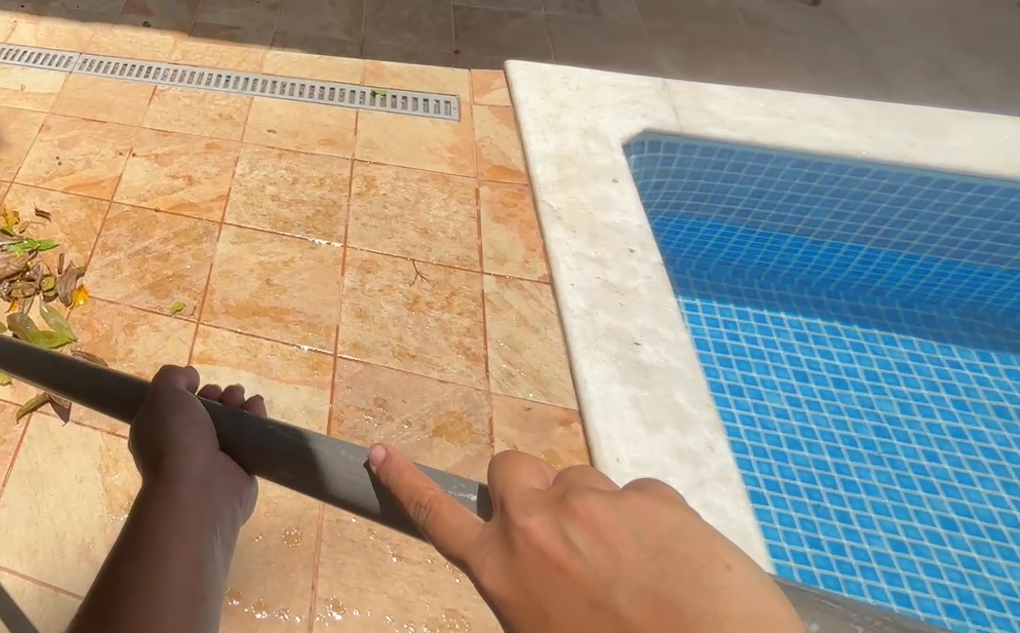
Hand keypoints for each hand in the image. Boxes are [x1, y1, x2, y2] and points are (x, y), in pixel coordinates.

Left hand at [129, 365, 265, 529]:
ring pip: (227, 425)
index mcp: (156, 432)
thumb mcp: (163, 393)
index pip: (174, 406)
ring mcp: (211, 462)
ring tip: (242, 398)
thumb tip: (189, 376)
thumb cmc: (174, 438)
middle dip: (217, 396)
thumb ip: (173, 376)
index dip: (188, 390)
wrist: (199, 490)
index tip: (198, 384)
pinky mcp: (238, 473)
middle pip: (204, 412)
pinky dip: (254, 421)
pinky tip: (257, 408)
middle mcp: (181, 448)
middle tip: (227, 393)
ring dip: (237, 405)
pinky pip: (248, 442)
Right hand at [369, 445, 804, 632]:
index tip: (380, 451)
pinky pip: (647, 496)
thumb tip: (541, 575)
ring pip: (585, 481)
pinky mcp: (653, 500)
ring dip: (603, 512)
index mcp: (504, 569)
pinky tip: (687, 567)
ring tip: (645, 567)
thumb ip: (529, 592)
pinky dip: (661, 524)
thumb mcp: (548, 631)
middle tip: (571, 532)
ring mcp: (592, 504)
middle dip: (534, 489)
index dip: (405, 481)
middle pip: (512, 469)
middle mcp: (534, 525)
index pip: (436, 513)